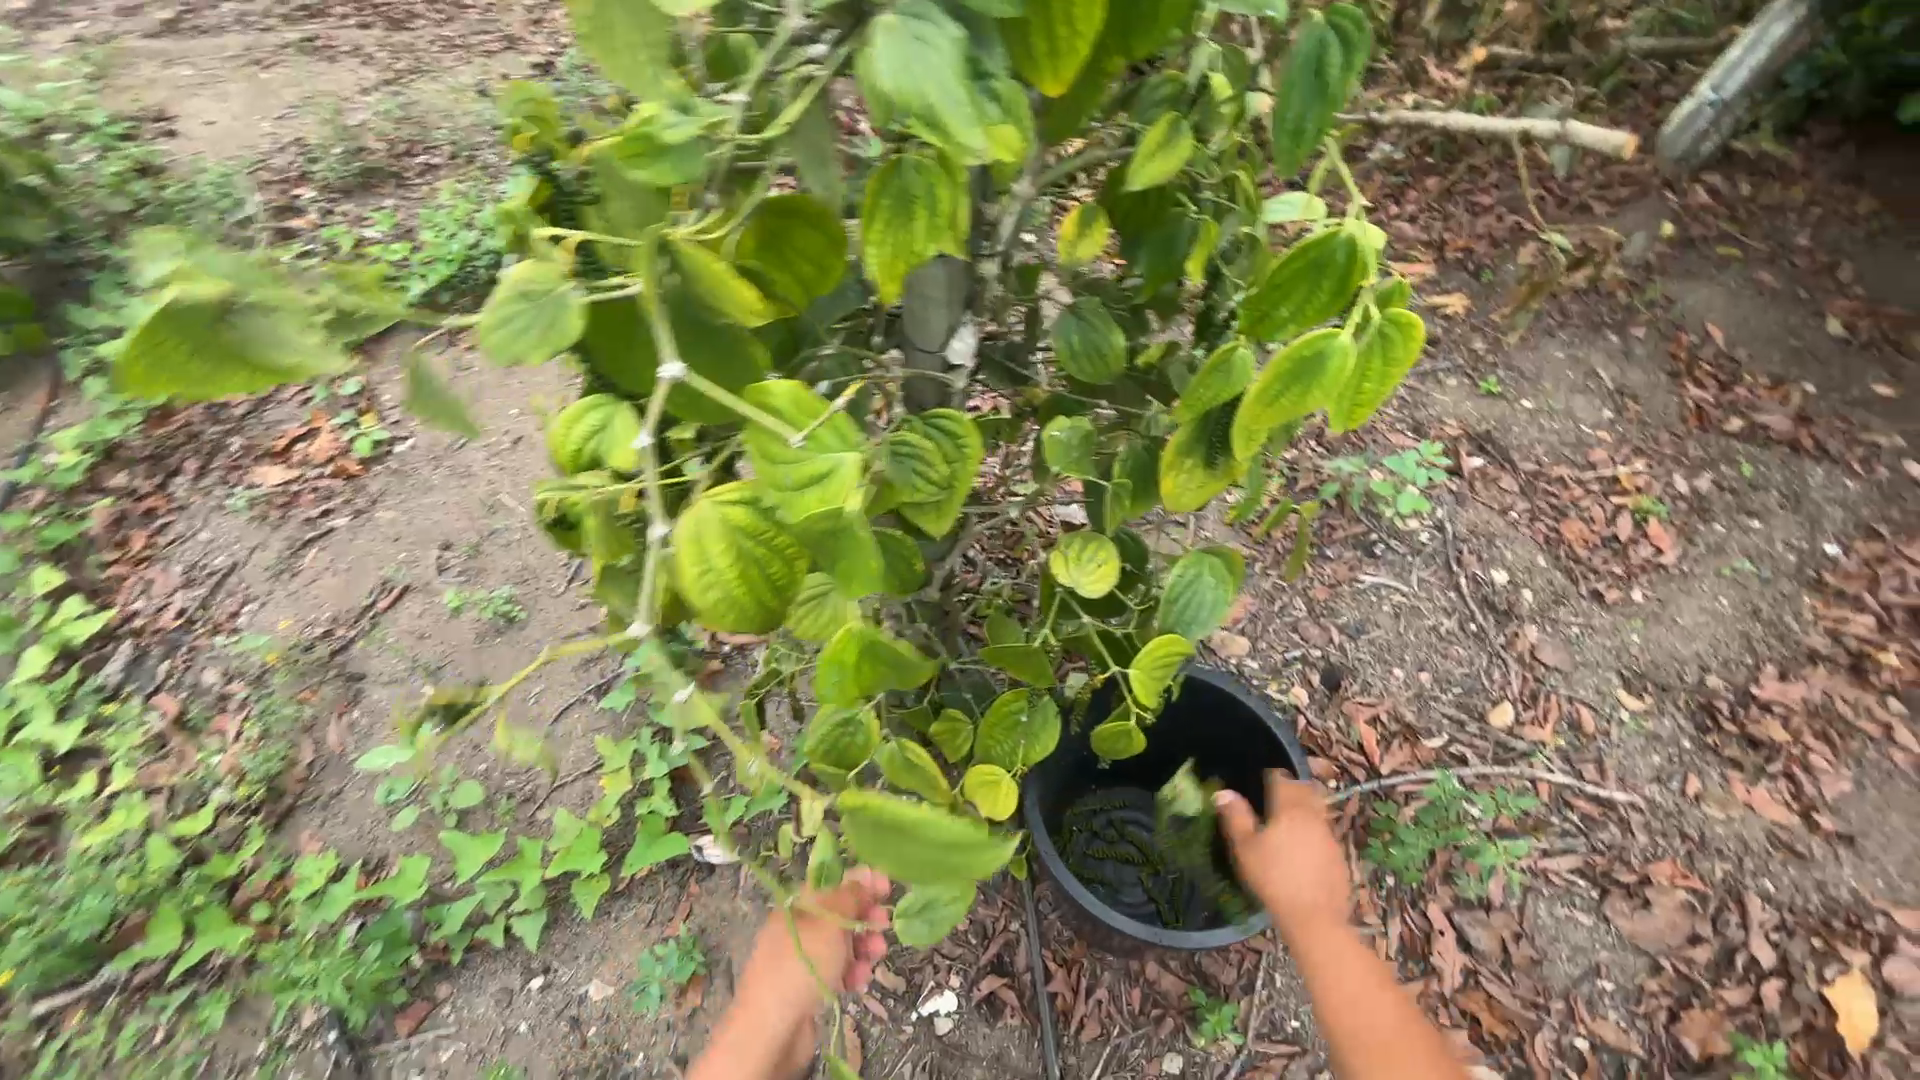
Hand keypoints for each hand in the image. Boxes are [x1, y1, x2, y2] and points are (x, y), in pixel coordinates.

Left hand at [733, 867, 892, 1030]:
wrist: (771, 1031)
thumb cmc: (800, 966)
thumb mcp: (829, 923)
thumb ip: (851, 896)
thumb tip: (866, 872)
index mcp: (796, 907)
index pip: (832, 885)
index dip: (860, 883)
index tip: (886, 887)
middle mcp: (797, 930)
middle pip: (838, 916)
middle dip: (865, 918)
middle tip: (885, 923)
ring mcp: (801, 960)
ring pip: (840, 945)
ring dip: (862, 947)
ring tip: (877, 954)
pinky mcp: (808, 988)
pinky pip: (835, 971)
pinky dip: (850, 972)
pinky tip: (859, 980)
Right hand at [1214, 771, 1352, 939]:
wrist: (1314, 918)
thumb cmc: (1273, 878)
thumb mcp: (1245, 847)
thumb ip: (1235, 816)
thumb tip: (1223, 792)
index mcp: (1289, 809)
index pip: (1282, 779)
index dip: (1271, 775)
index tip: (1261, 779)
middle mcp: (1313, 816)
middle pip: (1305, 790)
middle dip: (1292, 787)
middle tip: (1275, 795)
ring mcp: (1330, 837)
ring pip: (1317, 812)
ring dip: (1304, 810)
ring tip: (1287, 822)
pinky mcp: (1339, 858)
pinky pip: (1324, 835)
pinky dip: (1313, 833)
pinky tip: (1302, 851)